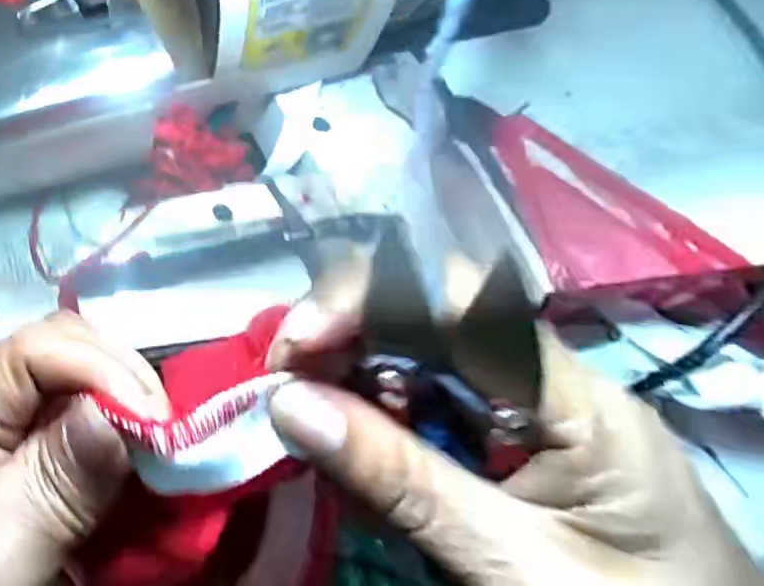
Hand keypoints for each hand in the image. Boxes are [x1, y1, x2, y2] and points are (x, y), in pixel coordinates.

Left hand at [0, 311, 169, 585]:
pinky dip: (136, 432)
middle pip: (64, 347)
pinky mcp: (54, 460)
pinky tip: (158, 456)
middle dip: (122, 376)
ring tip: (173, 444)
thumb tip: (117, 410)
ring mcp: (27, 426)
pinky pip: (100, 424)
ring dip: (135, 400)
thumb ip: (54, 478)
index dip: (95, 367)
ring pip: (88, 377)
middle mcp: (0, 400)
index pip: (32, 349)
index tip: (155, 420)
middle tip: (173, 435)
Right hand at [270, 319, 760, 585]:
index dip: (361, 300)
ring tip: (301, 417)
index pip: (454, 298)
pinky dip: (355, 406)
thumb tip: (280, 401)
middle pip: (413, 312)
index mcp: (575, 399)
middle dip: (333, 336)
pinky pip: (403, 391)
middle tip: (282, 385)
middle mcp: (541, 382)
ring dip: (335, 371)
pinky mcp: (489, 435)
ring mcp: (514, 406)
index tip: (297, 346)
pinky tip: (339, 440)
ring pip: (396, 347)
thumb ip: (403, 481)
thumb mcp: (520, 566)